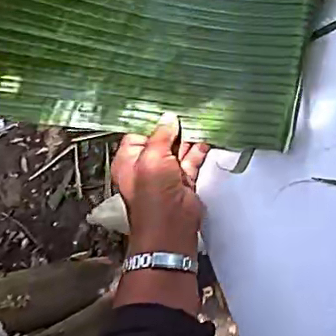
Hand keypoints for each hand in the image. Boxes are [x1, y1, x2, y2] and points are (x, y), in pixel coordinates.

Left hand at [114, 112, 209, 255]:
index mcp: (129, 160)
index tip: (166, 107)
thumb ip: (161, 136)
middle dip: (174, 127)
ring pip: (178, 148)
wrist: (171, 228)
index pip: (139, 132)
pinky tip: (206, 138)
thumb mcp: (152, 159)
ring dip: (188, 137)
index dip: (152, 121)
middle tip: (186, 109)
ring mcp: (166, 173)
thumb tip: (168, 118)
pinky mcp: (184, 180)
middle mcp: (146, 165)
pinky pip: (192, 159)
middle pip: (161, 139)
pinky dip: (199, 150)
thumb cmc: (152, 199)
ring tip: (199, 119)